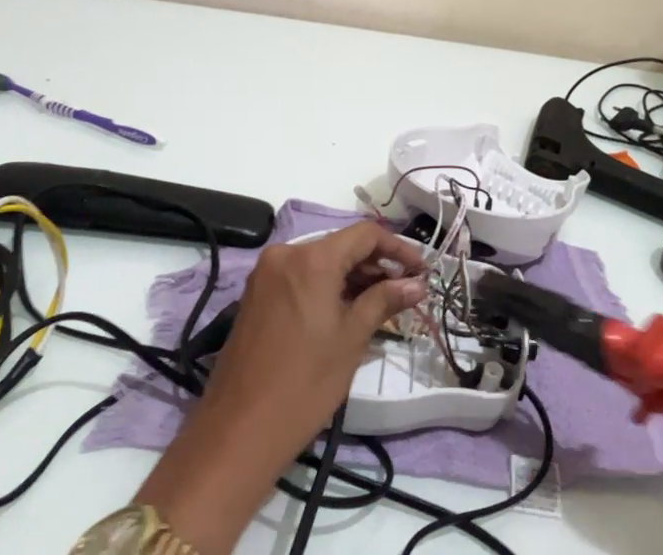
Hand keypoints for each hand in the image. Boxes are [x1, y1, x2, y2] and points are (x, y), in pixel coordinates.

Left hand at [203, 222, 428, 454]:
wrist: (240, 428)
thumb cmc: (305, 381)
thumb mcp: (352, 338)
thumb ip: (385, 300)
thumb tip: (417, 283)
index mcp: (312, 259)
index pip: (365, 234)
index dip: (399, 248)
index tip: (423, 270)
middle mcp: (285, 255)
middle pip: (341, 245)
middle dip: (376, 265)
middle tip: (406, 291)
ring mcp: (266, 275)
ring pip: (321, 262)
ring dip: (353, 277)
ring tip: (383, 304)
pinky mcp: (256, 296)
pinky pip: (301, 278)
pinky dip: (327, 287)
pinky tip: (348, 311)